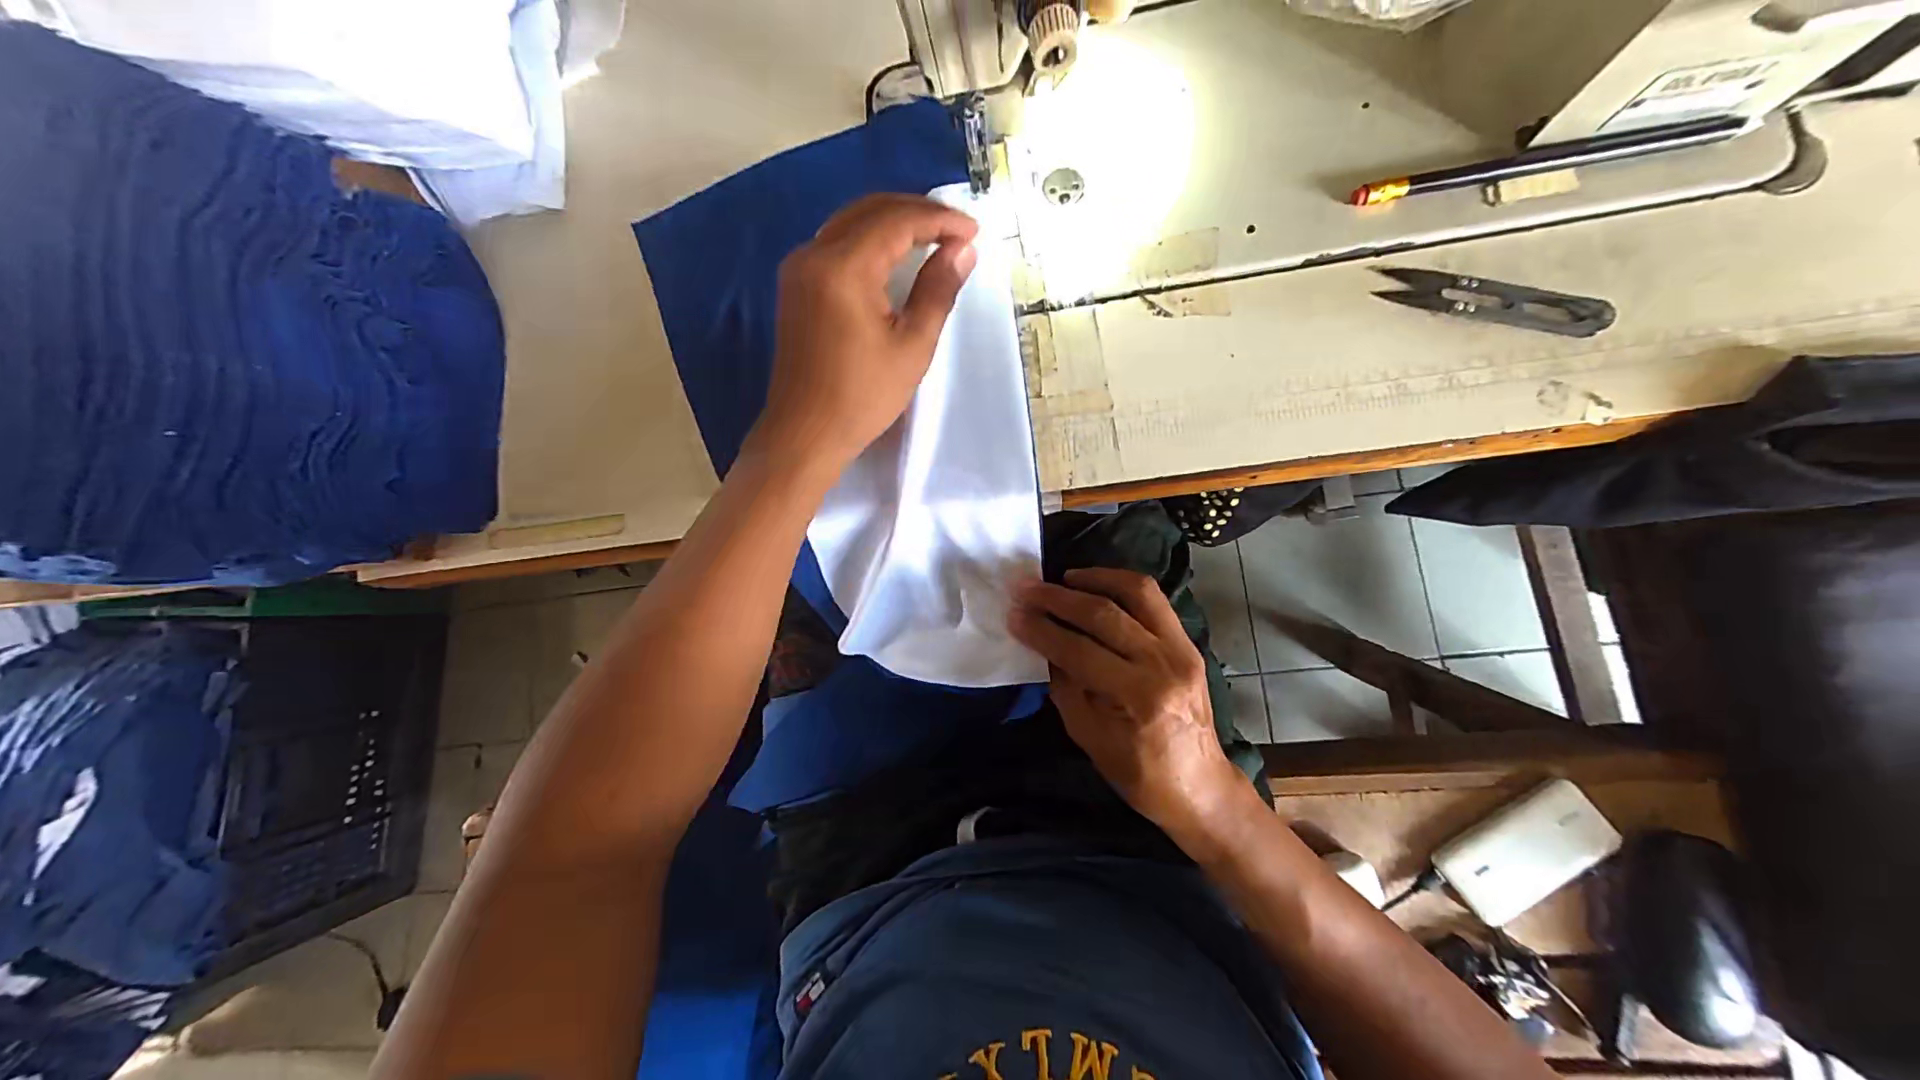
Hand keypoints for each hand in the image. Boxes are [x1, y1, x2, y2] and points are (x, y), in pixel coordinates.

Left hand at [753, 193, 978, 472]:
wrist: (805, 433)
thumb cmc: (862, 397)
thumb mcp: (912, 346)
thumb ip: (937, 290)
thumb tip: (963, 250)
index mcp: (842, 268)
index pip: (896, 221)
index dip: (939, 220)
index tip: (973, 232)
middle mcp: (813, 254)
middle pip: (870, 211)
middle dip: (917, 213)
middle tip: (957, 231)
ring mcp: (799, 268)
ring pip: (851, 223)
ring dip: (893, 222)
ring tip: (934, 239)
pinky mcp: (795, 285)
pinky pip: (837, 243)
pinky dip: (870, 240)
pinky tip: (895, 255)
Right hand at [1008, 568, 1252, 841]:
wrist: (1200, 786)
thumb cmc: (1139, 773)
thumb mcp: (1088, 736)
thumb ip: (1065, 685)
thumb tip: (1041, 644)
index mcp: (1140, 696)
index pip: (1079, 650)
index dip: (1041, 630)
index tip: (1013, 614)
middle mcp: (1165, 664)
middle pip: (1104, 614)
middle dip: (1058, 598)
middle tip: (1026, 589)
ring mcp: (1183, 649)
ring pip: (1137, 593)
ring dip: (1094, 579)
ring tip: (1062, 578)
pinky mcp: (1188, 644)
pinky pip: (1154, 600)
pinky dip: (1121, 585)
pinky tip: (1095, 585)